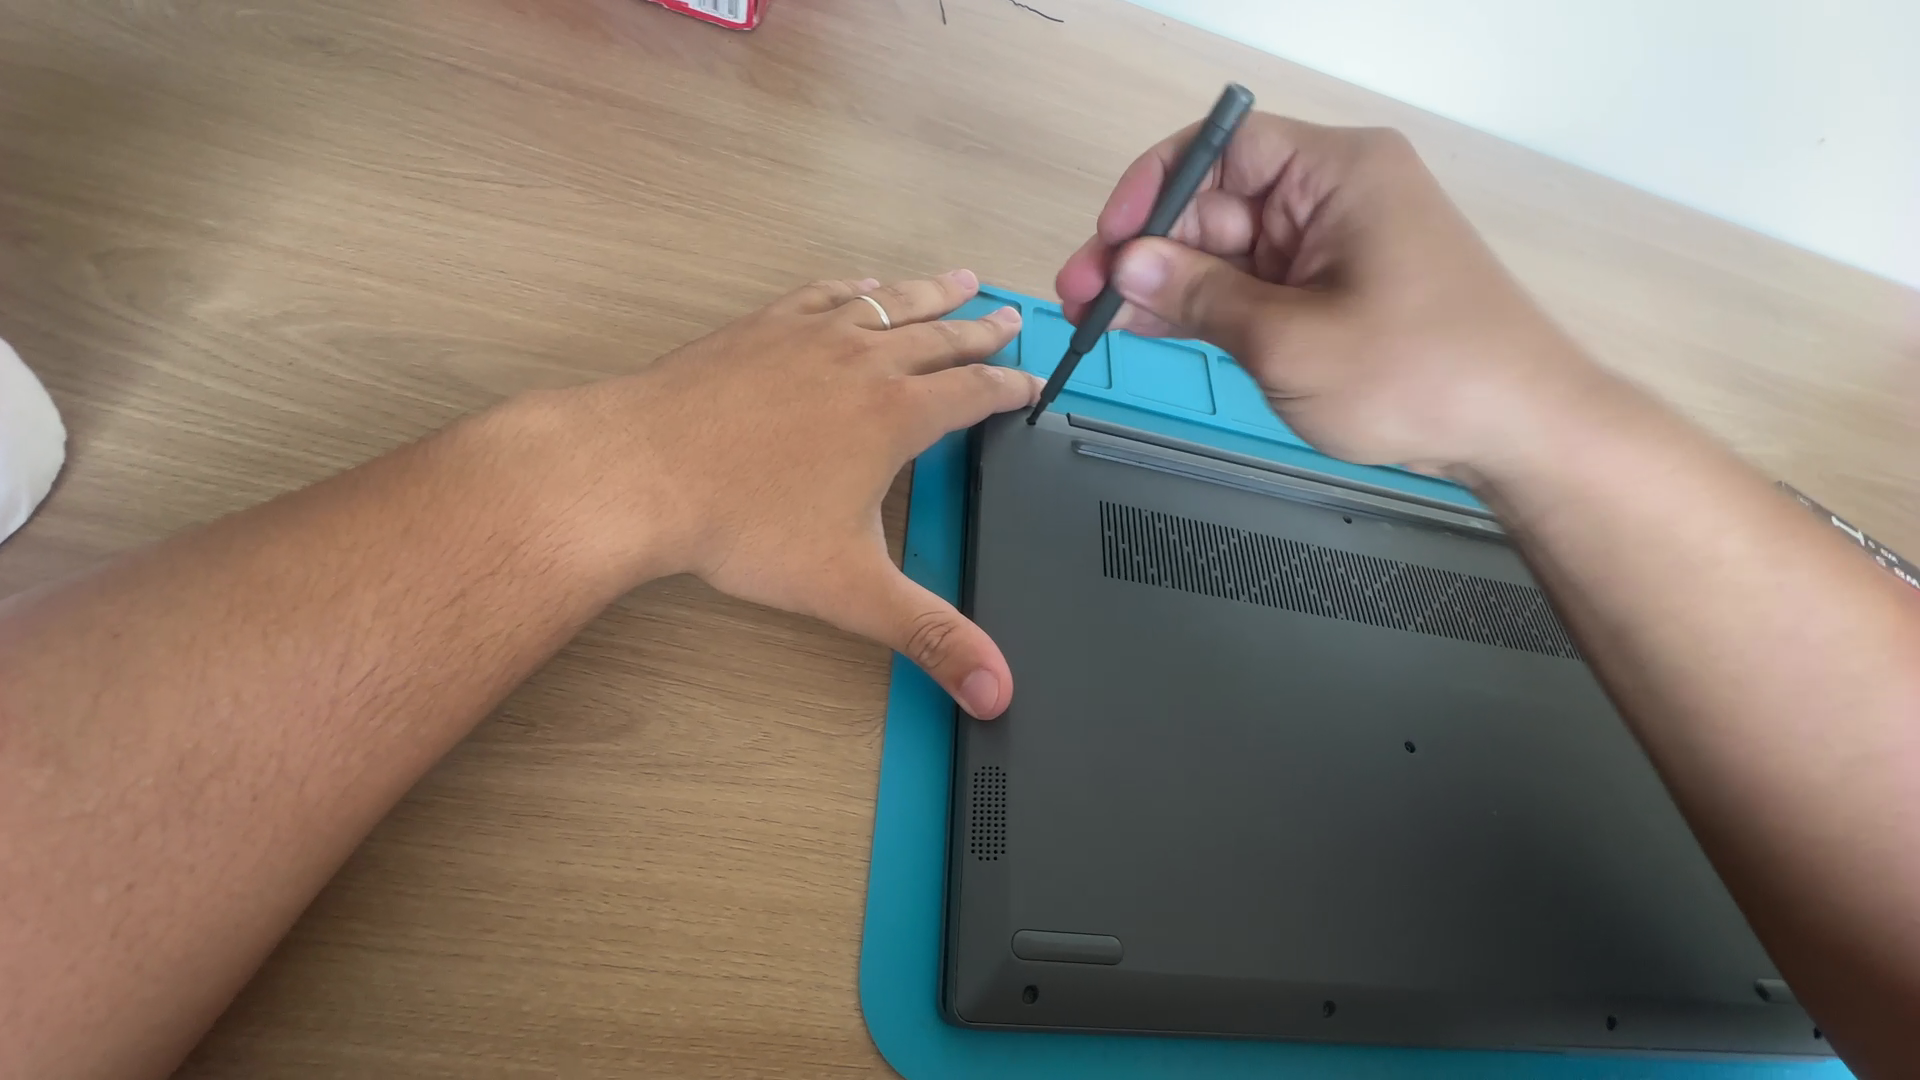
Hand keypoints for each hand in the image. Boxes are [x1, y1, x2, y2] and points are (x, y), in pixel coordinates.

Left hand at [539, 270, 1037, 718]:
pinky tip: (862, 285)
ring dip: (931, 293)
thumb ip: (930, 637)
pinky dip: (855, 288)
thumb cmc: (745, 528)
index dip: (1011, 390)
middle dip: (983, 331)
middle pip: (941, 337)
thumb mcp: (853, 591)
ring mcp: (809, 337)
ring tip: (962, 281)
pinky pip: (824, 295)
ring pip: (890, 303)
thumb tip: (997, 690)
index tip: (1033, 385)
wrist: (638, 474)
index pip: (975, 393)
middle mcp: (863, 362)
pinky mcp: (762, 328)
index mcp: (895, 415)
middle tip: (1011, 318)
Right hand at [1056, 114, 1599, 481]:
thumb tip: (1126, 264)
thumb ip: (1200, 296)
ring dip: (1159, 285)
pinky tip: (1143, 325)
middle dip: (1143, 249)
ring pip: (1219, 253)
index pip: (1225, 147)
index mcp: (1336, 175)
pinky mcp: (1320, 294)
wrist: (1511, 431)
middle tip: (1079, 296)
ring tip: (1094, 317)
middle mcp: (1327, 198)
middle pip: (1212, 205)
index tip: (1109, 239)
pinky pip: (1241, 289)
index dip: (1156, 187)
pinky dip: (1195, 308)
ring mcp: (1322, 250)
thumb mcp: (1288, 338)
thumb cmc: (1417, 375)